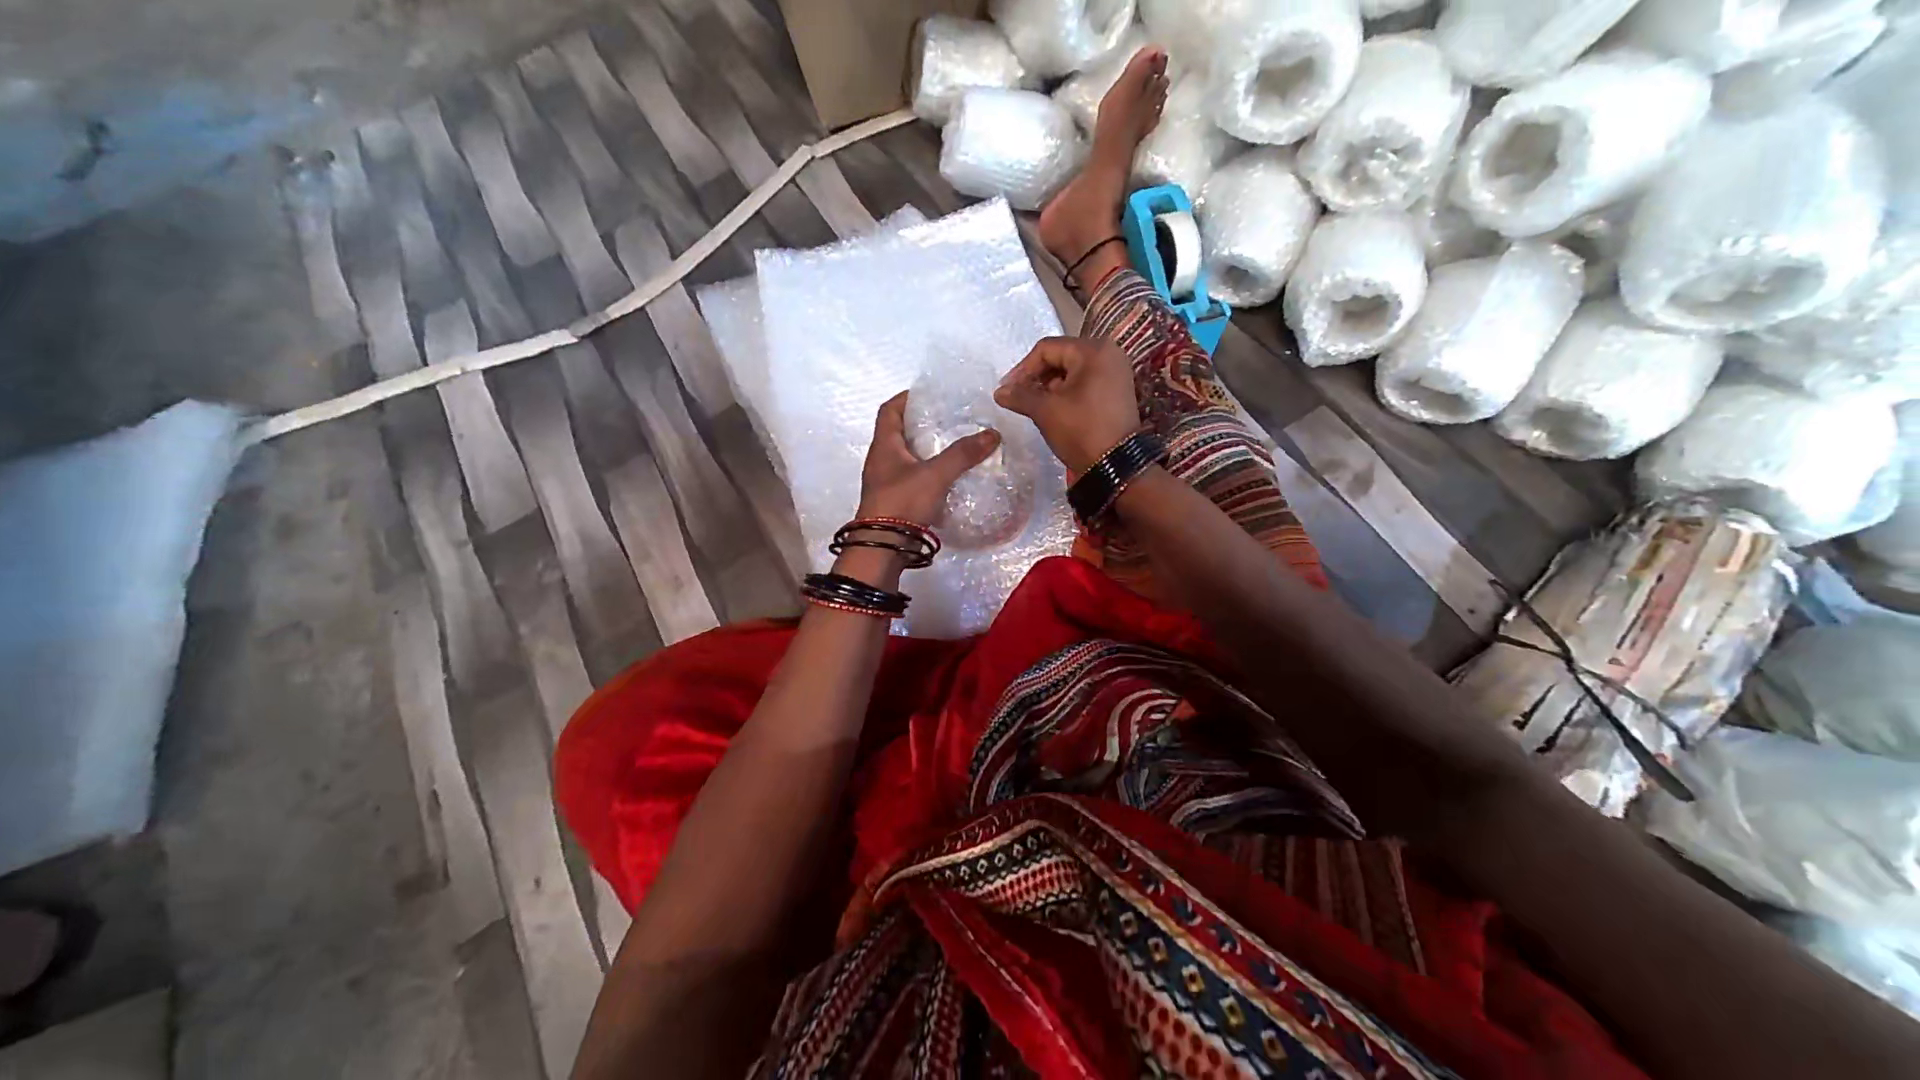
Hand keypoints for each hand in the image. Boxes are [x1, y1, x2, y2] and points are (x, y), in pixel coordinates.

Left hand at [856, 391, 1001, 524]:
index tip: (927, 394)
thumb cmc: (903, 502)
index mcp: (884, 446)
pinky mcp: (893, 502)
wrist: (883, 547)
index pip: (889, 410)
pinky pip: (911, 478)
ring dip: (925, 450)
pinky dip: (927, 473)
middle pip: (897, 433)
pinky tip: (947, 478)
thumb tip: (992, 434)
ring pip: (905, 457)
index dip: (906, 398)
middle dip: (920, 424)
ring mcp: (885, 483)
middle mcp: (880, 461)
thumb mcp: (935, 475)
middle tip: (947, 420)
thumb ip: (963, 454)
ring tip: (952, 446)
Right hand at [993, 337, 1139, 472]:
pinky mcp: (1117, 390)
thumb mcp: (1046, 411)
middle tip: (1019, 397)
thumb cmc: (1081, 430)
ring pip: (1072, 371)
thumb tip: (999, 392)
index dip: (1023, 369)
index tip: (1007, 390)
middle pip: (1060, 357)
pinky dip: (1066, 392)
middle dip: (1037, 377)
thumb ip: (1020, 395)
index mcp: (1093, 351)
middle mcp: (1108, 353)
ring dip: (1050, 386)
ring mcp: (1116, 372)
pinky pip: (1085, 382)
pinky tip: (1053, 409)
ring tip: (1034, 406)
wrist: (1117, 466)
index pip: (1047, 349)